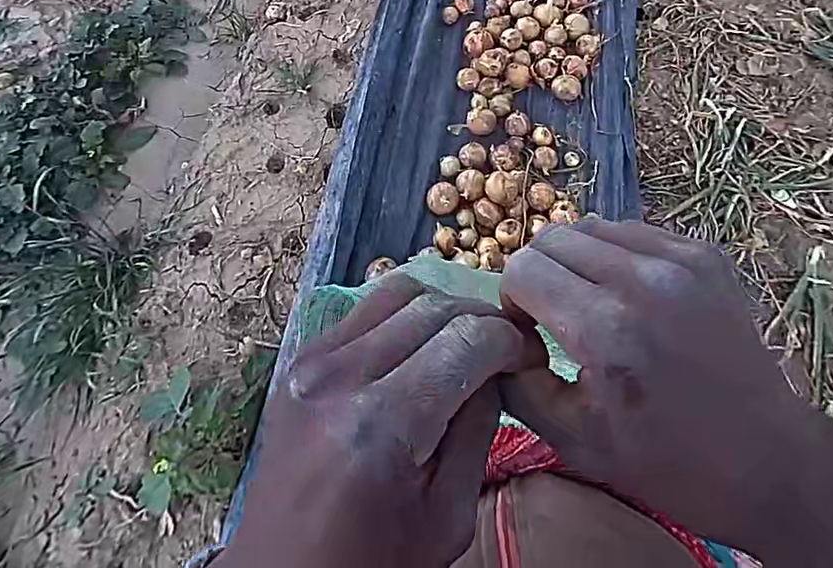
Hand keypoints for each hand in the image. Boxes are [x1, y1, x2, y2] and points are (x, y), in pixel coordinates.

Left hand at [222, 273, 544, 567]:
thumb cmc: (369, 565)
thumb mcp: (448, 516)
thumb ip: (479, 427)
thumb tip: (496, 367)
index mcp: (378, 425)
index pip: (469, 340)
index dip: (513, 340)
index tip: (531, 357)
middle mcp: (338, 378)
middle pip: (439, 307)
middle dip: (486, 321)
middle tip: (508, 349)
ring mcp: (311, 362)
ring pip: (404, 292)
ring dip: (447, 309)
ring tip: (467, 341)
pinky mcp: (300, 359)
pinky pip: (370, 308)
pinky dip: (408, 314)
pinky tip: (424, 344)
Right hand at [498, 219, 832, 567]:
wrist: (764, 455)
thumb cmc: (665, 461)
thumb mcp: (574, 441)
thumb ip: (520, 381)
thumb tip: (503, 333)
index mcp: (605, 327)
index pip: (524, 267)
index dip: (514, 299)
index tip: (531, 330)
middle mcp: (642, 277)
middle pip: (554, 236)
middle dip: (540, 272)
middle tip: (556, 312)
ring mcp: (680, 257)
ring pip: (595, 226)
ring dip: (579, 259)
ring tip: (596, 301)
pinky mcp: (706, 252)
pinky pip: (637, 232)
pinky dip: (619, 256)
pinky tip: (634, 295)